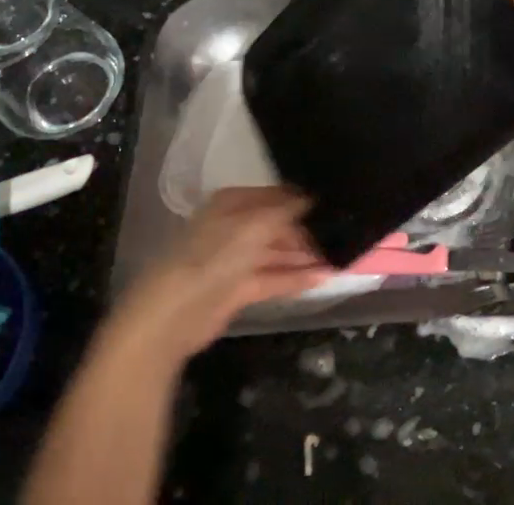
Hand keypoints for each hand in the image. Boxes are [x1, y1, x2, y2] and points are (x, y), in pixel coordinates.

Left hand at [111, 187, 328, 361]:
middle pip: (279, 225)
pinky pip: (274, 277)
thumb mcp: (252, 226)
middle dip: (307, 232)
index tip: (334, 207)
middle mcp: (235, 227)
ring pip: (278, 253)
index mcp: (233, 204)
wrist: (171, 316)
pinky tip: (323, 277)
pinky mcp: (239, 289)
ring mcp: (236, 259)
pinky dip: (296, 277)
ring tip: (340, 259)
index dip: (303, 201)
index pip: (276, 196)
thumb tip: (313, 198)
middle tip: (341, 237)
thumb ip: (286, 211)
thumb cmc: (212, 258)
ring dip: (305, 256)